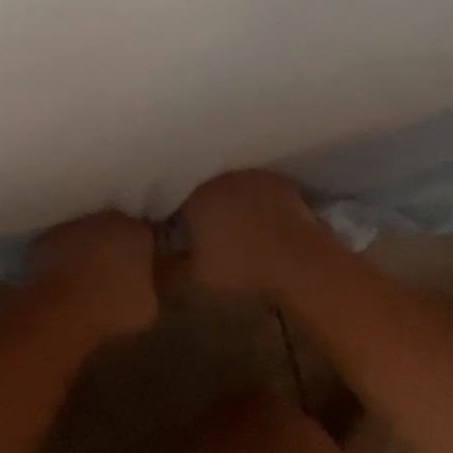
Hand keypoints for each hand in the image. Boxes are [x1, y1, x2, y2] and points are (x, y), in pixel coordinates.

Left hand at [26, 211, 158, 342]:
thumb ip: (149, 283)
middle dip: (116, 244)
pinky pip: (62, 243)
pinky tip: (64, 278)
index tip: (143, 267)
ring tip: (87, 276)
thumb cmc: (112, 307)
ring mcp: (73, 224)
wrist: (60, 309)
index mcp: (137, 230)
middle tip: (116, 271)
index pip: (147, 232)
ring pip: (87, 232)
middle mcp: (106, 218)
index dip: (145, 250)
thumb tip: (143, 277)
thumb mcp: (148, 305)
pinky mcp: (47, 236)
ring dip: (89, 247)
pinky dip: (64, 255)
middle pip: (116, 226)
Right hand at [180, 171, 337, 300]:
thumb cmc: (242, 268)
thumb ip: (168, 266)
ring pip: (230, 184)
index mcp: (195, 195)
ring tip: (231, 222)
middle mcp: (220, 176)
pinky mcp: (278, 181)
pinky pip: (256, 187)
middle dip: (200, 202)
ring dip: (228, 198)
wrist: (300, 262)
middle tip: (202, 226)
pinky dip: (254, 199)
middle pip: (202, 185)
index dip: (174, 213)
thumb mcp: (196, 277)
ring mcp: (251, 175)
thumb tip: (153, 258)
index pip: (174, 196)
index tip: (176, 228)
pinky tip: (258, 217)